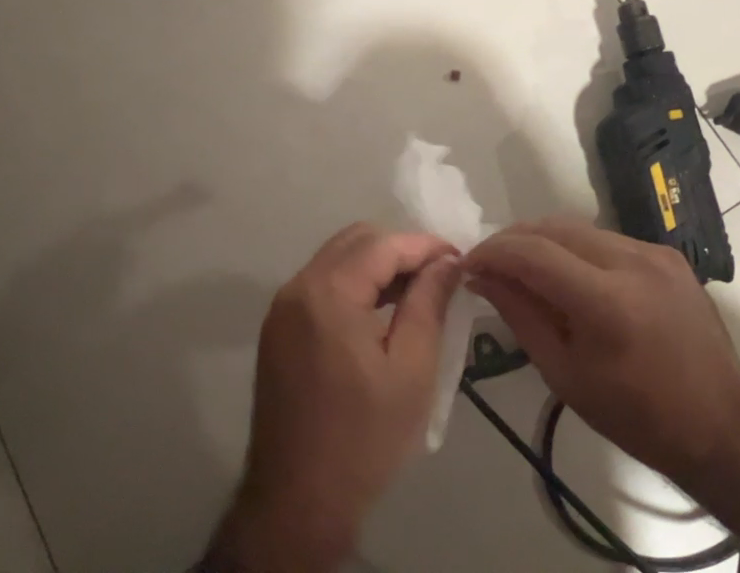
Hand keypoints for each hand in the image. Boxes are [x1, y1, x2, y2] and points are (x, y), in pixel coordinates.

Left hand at [206, 224, 462, 572]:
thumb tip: (447, 261)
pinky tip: (382, 312)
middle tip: (441, 276)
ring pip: (336, 260)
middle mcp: (297, 288)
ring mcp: (281, 309)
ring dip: (376, 265)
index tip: (462, 259)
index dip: (426, 246)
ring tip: (418, 292)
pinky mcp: (278, 330)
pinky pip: (321, 285)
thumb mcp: (412, 369)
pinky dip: (354, 285)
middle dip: (400, 249)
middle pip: (355, 241)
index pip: (383, 244)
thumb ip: (428, 303)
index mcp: (327, 293)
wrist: (298, 499)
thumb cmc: (364, 437)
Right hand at [463, 217, 739, 486]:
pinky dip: (577, 249)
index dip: (492, 252)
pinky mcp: (669, 255)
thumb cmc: (635, 415)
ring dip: (543, 241)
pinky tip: (568, 276)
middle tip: (488, 265)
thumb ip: (521, 316)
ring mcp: (655, 253)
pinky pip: (607, 239)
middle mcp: (632, 262)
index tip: (466, 265)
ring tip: (522, 269)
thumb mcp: (565, 374)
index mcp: (606, 301)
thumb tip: (482, 277)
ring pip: (580, 228)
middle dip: (513, 240)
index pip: (532, 252)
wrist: (720, 423)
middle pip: (554, 228)